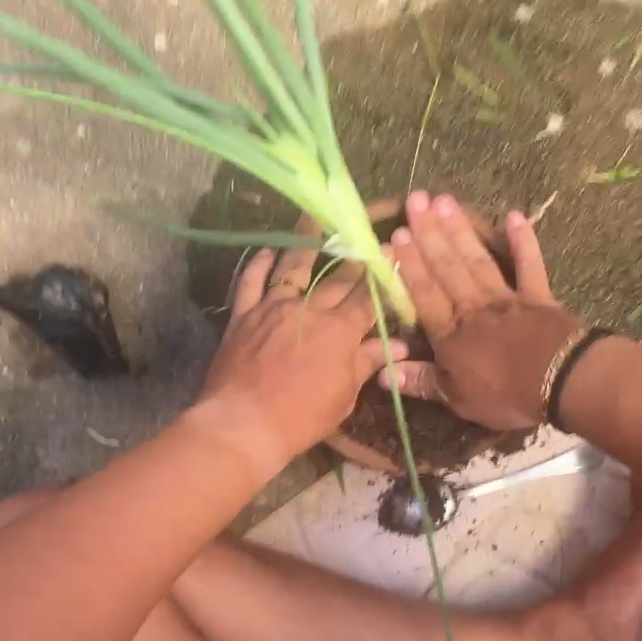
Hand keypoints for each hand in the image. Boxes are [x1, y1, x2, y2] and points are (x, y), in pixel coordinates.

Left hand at [187, 242, 406, 478]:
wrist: (243, 423)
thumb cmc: (301, 417)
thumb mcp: (344, 396)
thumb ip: (367, 363)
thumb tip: (398, 344)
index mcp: (340, 330)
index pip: (368, 297)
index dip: (383, 277)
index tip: (392, 256)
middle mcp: (309, 309)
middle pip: (338, 278)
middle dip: (355, 259)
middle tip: (364, 239)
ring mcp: (273, 307)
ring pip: (294, 266)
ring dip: (307, 240)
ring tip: (316, 217)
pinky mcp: (244, 314)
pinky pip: (251, 281)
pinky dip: (259, 264)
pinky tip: (268, 251)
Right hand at [382, 191, 582, 429]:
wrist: (562, 382)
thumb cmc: (505, 395)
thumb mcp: (456, 399)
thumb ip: (421, 381)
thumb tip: (381, 373)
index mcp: (450, 333)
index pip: (423, 292)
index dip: (409, 265)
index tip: (396, 235)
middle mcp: (473, 306)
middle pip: (447, 266)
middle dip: (429, 233)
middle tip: (416, 199)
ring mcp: (506, 297)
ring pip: (477, 259)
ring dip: (460, 230)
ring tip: (445, 200)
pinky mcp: (538, 296)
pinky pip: (529, 265)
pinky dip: (523, 241)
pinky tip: (514, 216)